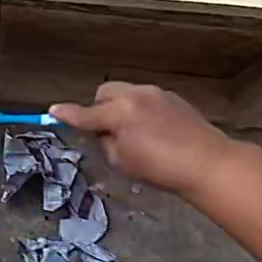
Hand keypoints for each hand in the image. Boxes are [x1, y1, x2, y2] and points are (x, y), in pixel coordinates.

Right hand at [49, 83, 239, 196]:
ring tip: (134, 134)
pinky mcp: (172, 97)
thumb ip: (106, 142)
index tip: (53, 111)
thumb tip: (103, 132)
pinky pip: (146, 99)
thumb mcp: (122, 162)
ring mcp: (156, 93)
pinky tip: (155, 132)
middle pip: (105, 92)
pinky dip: (141, 110)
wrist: (207, 162)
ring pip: (127, 93)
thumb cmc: (161, 169)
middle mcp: (135, 95)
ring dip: (121, 108)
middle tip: (106, 132)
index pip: (86, 114)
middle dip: (100, 108)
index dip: (68, 115)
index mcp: (119, 112)